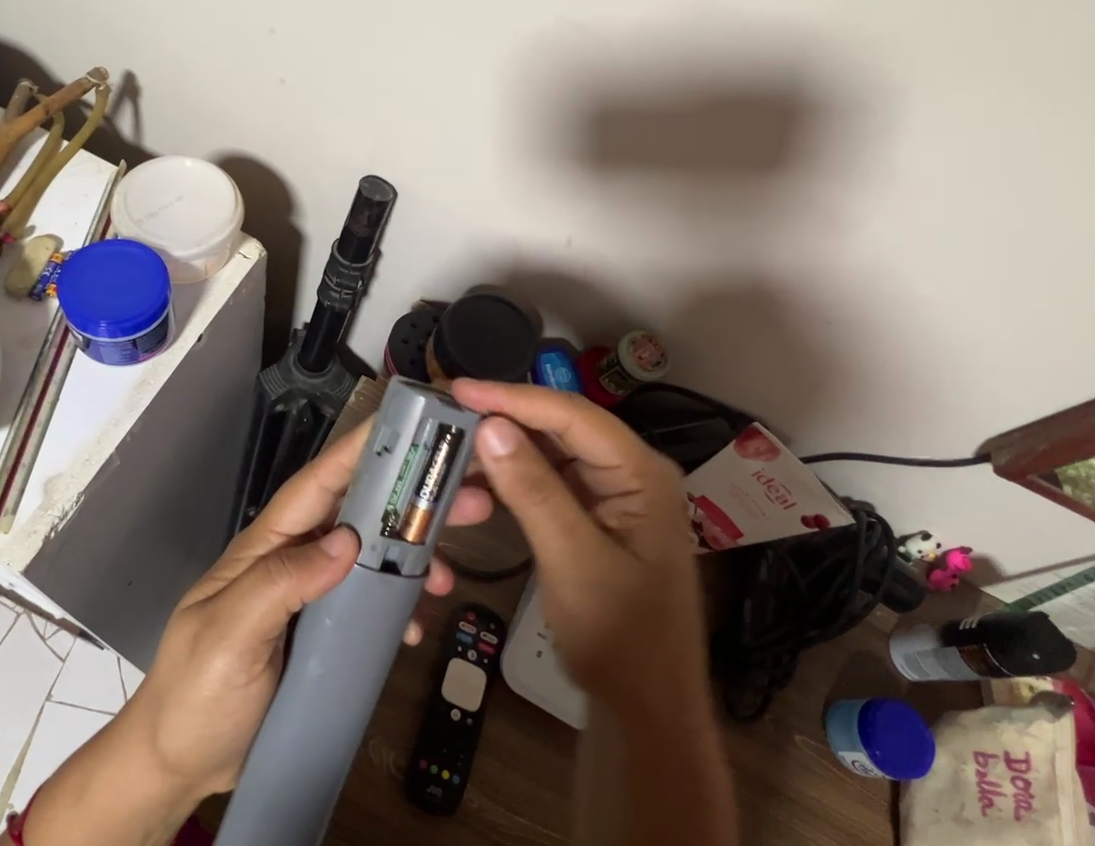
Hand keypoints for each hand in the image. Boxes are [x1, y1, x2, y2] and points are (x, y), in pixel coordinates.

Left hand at [105, 418, 492, 800]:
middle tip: (470, 498)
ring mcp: (309, 598)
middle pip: (359, 515)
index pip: (318, 484)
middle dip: (411, 502)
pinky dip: (400, 608)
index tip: (412, 426)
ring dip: (415, 558)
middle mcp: (292, 560)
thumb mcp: (228, 637)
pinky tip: (418, 624)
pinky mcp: (323, 634)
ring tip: (451, 576)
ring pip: (372, 560)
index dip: (362, 451)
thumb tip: (347, 542)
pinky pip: (370, 607)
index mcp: (266, 548)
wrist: (179, 764)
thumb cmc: (194, 696)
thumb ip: (279, 584)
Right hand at [451, 379, 704, 712]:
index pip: (574, 416)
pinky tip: (479, 479)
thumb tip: (490, 426)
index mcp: (642, 474)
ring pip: (553, 453)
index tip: (459, 389)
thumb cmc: (620, 635)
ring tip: (454, 442)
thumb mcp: (572, 559)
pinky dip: (515, 479)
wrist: (645, 705)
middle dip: (507, 417)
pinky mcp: (595, 518)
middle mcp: (631, 474)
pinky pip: (551, 483)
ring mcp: (614, 496)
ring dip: (507, 448)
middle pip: (564, 428)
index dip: (514, 398)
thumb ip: (533, 491)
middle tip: (448, 410)